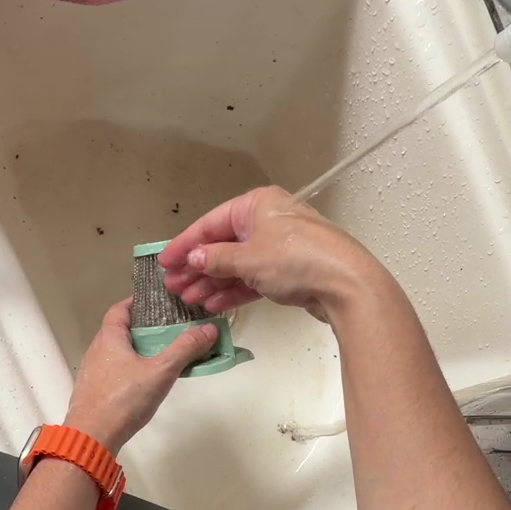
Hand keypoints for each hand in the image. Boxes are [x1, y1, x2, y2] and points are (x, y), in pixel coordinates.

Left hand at [63, 298, 219, 450]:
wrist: (92, 437)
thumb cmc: (123, 400)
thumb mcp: (160, 372)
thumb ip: (185, 349)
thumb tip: (210, 328)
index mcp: (109, 338)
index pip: (121, 309)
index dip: (139, 302)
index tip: (160, 304)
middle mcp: (97, 350)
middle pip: (122, 330)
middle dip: (146, 328)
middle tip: (172, 330)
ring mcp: (94, 372)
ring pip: (120, 352)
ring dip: (141, 350)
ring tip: (166, 355)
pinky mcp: (96, 391)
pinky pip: (117, 371)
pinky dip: (133, 369)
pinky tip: (148, 381)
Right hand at [159, 185, 395, 322]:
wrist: (344, 284)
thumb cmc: (299, 259)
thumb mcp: (248, 258)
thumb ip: (217, 259)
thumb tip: (196, 258)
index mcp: (257, 205)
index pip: (211, 223)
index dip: (185, 244)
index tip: (166, 261)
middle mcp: (267, 222)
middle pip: (223, 245)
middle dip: (197, 267)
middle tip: (174, 285)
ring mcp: (279, 248)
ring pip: (236, 265)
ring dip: (212, 283)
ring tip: (190, 299)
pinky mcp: (288, 272)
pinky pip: (252, 279)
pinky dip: (233, 291)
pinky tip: (214, 303)